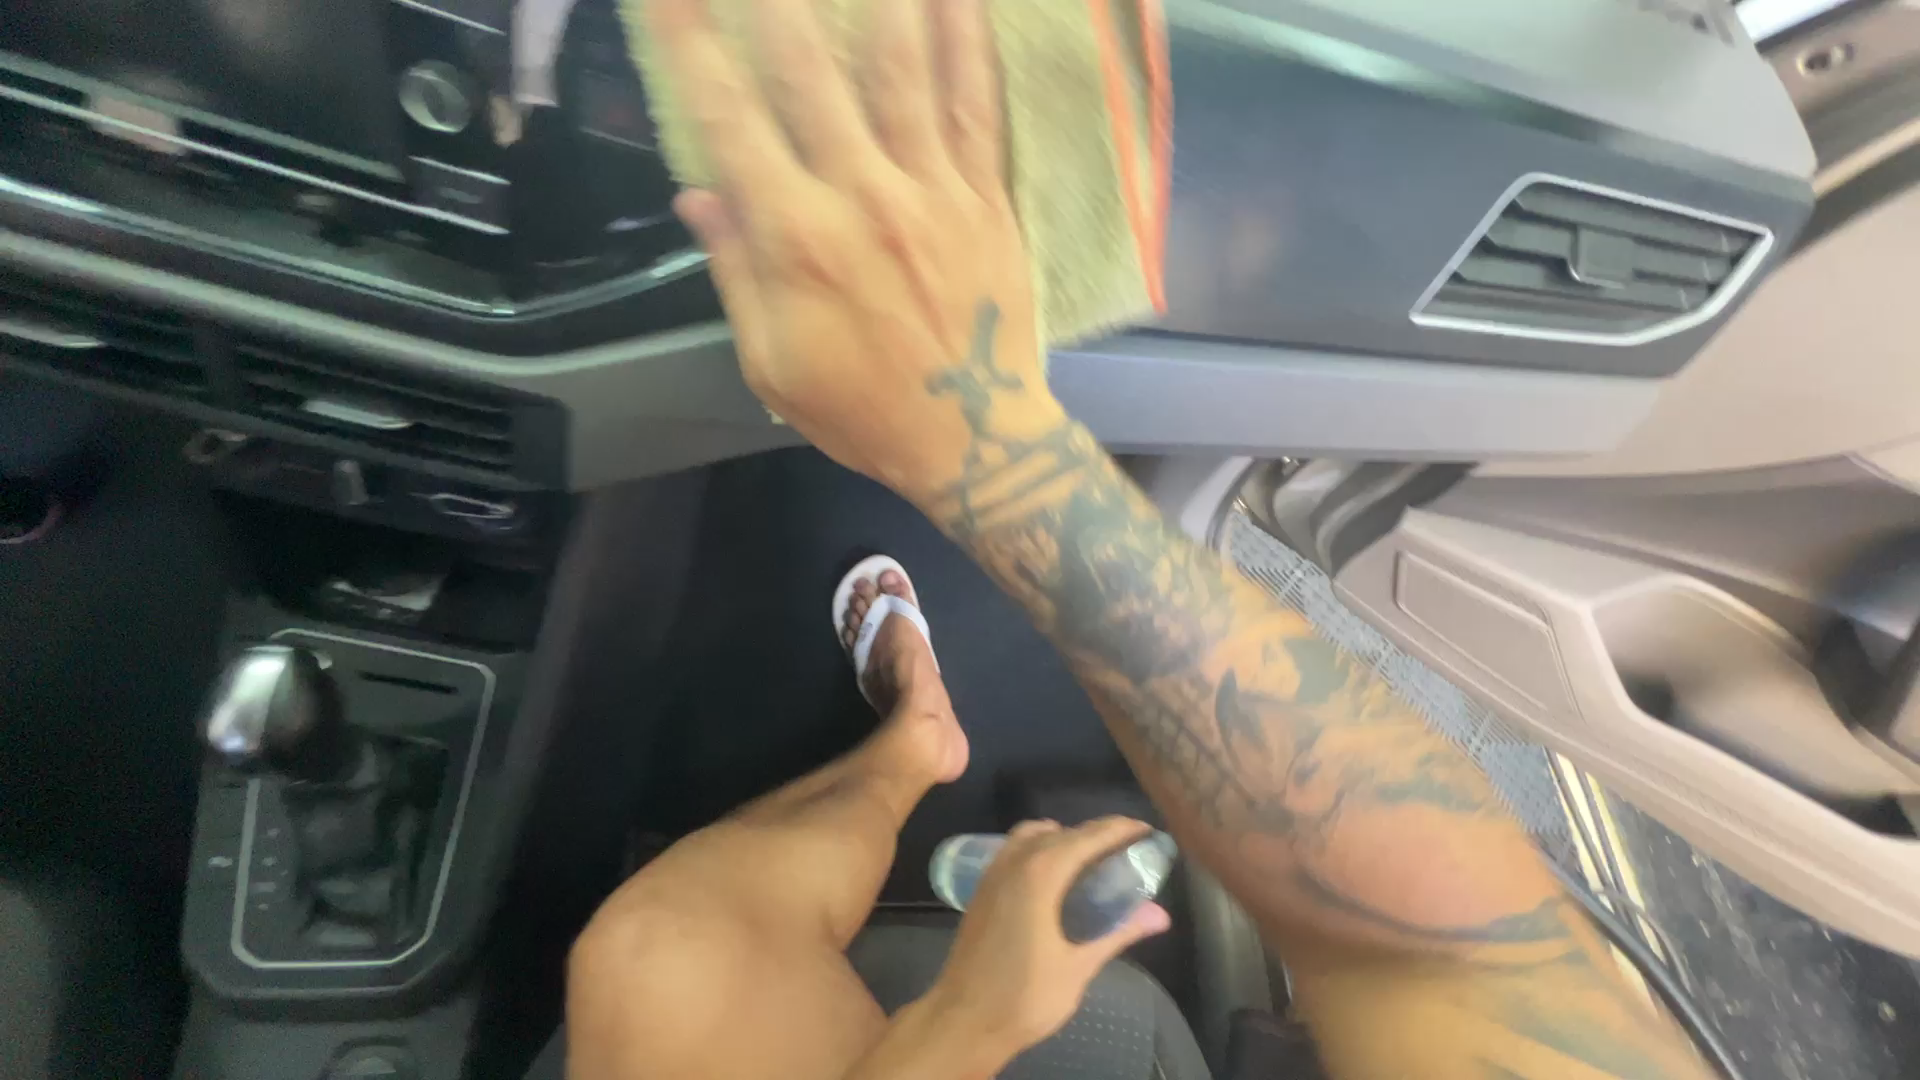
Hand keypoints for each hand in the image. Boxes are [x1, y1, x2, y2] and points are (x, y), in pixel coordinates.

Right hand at [650, 0, 1064, 497]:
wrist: (973, 437)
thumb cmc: (866, 412)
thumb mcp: (775, 365)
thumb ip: (736, 274)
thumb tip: (699, 196)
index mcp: (797, 238)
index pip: (727, 116)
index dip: (688, 39)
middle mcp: (861, 193)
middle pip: (809, 66)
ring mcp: (932, 190)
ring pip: (901, 64)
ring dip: (882, 0)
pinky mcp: (986, 199)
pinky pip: (976, 104)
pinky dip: (966, 39)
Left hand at [926, 817, 1172, 1055]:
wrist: (964, 1018)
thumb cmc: (1024, 995)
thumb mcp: (1078, 967)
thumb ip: (1118, 932)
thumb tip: (1160, 914)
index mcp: (1042, 872)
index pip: (1088, 836)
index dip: (1119, 829)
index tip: (1146, 830)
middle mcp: (1017, 859)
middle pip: (1064, 832)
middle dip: (1097, 834)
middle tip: (1130, 848)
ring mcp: (996, 868)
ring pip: (1037, 834)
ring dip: (1066, 837)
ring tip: (1094, 859)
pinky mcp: (985, 883)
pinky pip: (1017, 847)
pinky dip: (1041, 845)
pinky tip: (1055, 873)